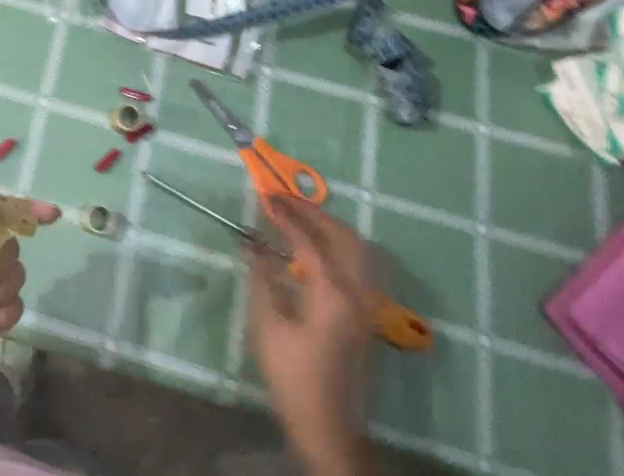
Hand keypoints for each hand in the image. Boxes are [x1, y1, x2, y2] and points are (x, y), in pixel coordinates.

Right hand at [247, 197, 376, 475]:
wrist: (329, 426)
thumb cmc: (292, 378)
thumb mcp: (268, 327)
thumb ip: (263, 279)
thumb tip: (253, 243)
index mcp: (332, 294)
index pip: (309, 241)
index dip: (286, 217)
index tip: (266, 196)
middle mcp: (358, 292)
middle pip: (343, 237)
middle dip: (313, 212)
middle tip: (284, 198)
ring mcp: (369, 303)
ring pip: (360, 248)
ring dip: (332, 225)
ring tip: (303, 215)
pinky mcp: (369, 314)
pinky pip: (363, 264)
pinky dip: (343, 244)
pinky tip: (322, 246)